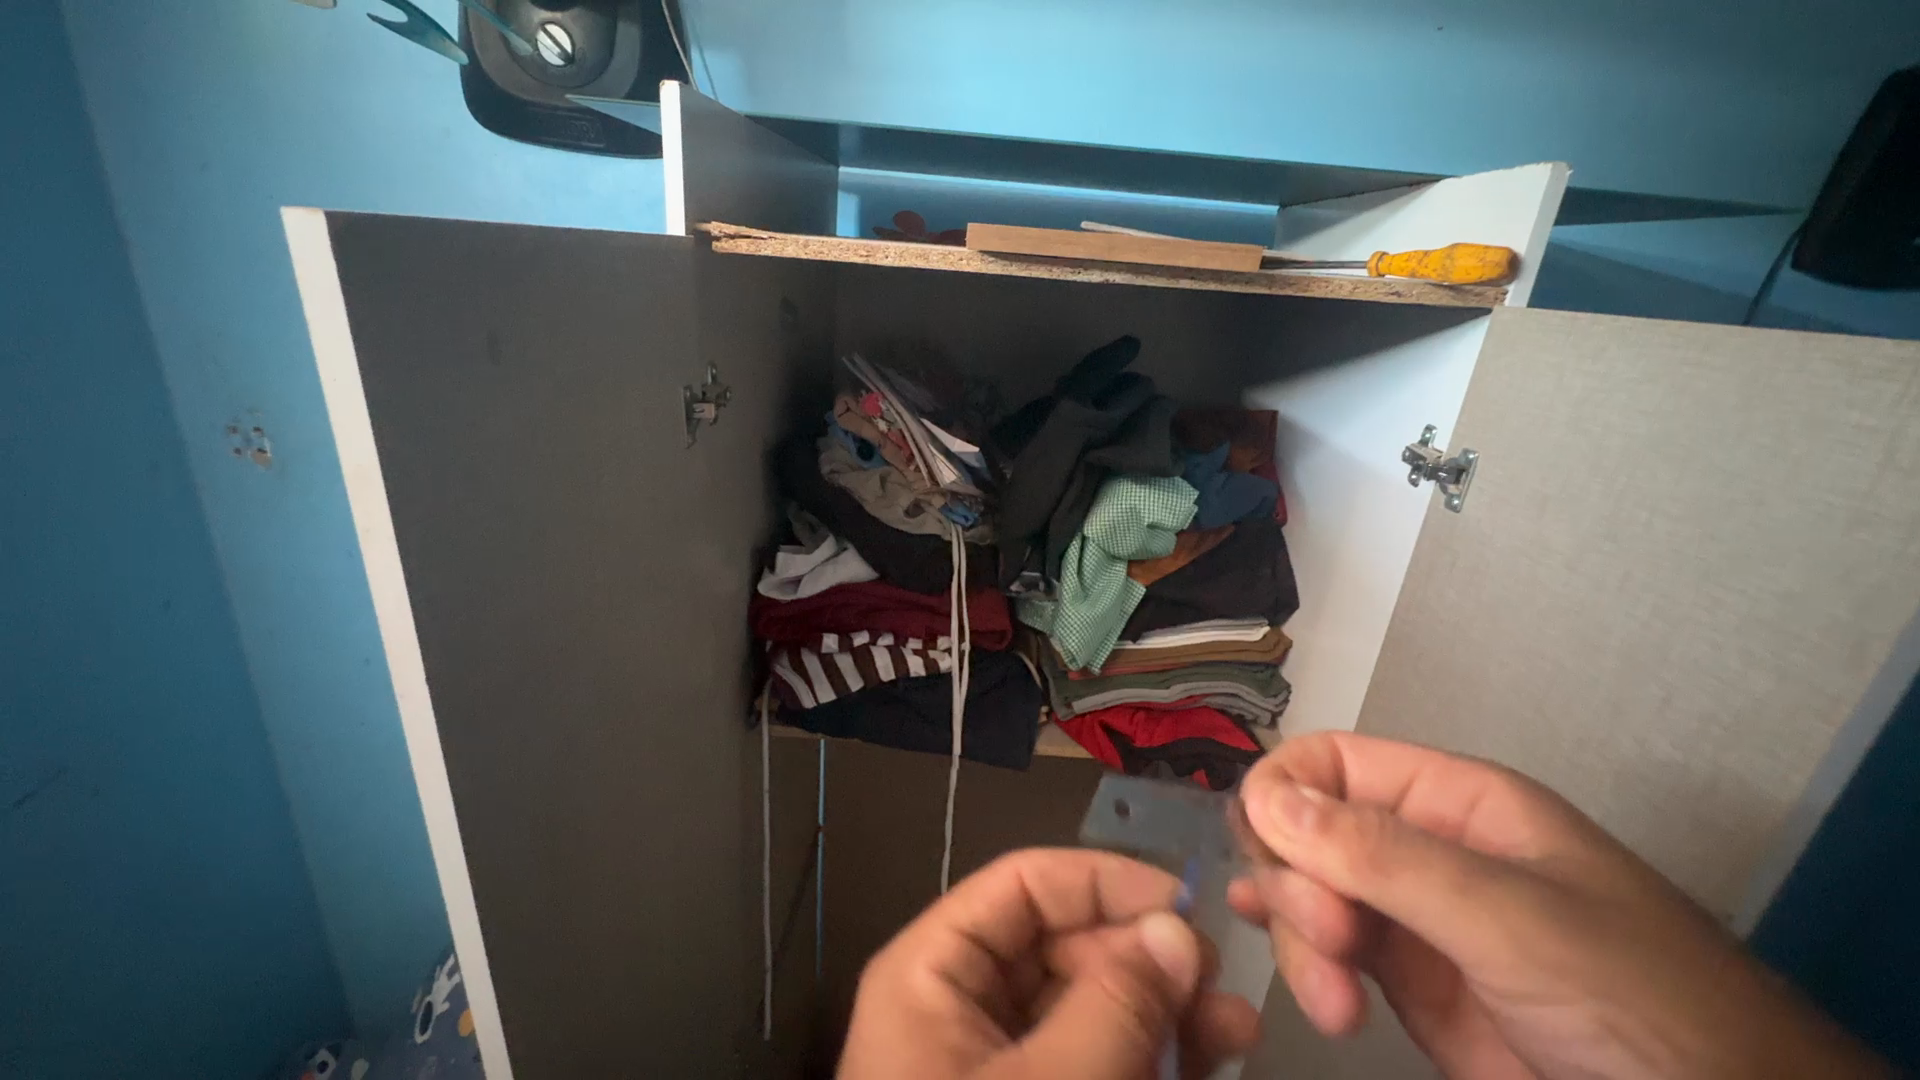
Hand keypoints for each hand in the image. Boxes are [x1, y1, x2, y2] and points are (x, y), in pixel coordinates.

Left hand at [839, 848, 1258, 1078]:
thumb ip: (1115, 1001)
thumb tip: (1175, 929)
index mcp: (934, 971)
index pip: (1022, 886)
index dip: (1102, 881)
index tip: (1184, 903)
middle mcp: (962, 1005)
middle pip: (1060, 945)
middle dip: (1143, 956)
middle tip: (1219, 980)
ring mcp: (1000, 1065)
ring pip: (1087, 1005)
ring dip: (1162, 1010)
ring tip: (1235, 1025)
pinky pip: (1095, 1060)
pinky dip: (1150, 1058)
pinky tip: (1208, 1061)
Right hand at [1230, 732, 1885, 1079]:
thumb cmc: (1635, 1000)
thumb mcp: (1507, 918)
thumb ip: (1382, 857)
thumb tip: (1263, 799)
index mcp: (1452, 801)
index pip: (1332, 762)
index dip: (1285, 791)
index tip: (1266, 848)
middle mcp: (1421, 848)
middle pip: (1307, 832)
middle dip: (1299, 883)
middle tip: (1329, 943)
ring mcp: (1410, 917)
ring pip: (1307, 893)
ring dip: (1300, 938)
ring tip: (1334, 1004)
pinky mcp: (1405, 981)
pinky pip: (1326, 949)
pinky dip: (1298, 956)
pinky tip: (1295, 972)